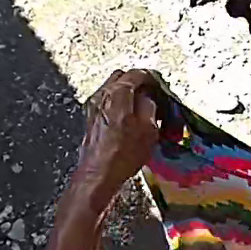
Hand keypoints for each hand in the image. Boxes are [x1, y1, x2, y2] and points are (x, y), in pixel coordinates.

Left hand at [68, 69, 160, 212]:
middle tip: (152, 93)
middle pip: (122, 77)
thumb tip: (148, 97)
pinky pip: (107, 101)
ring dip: (127, 93)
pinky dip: (119, 103)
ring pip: (112, 89)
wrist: (98, 175)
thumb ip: (149, 106)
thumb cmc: (123, 154)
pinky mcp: (90, 119)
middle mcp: (101, 96)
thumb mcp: (148, 129)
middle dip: (137, 82)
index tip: (160, 85)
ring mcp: (93, 107)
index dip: (152, 78)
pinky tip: (129, 118)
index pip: (136, 74)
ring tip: (142, 107)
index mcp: (117, 94)